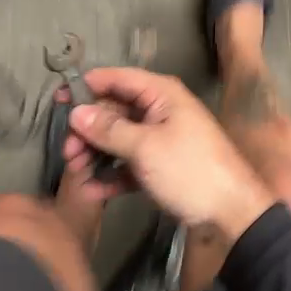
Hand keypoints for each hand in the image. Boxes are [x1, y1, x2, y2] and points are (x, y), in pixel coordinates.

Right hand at [63, 68, 274, 242]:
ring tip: (75, 171)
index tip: (59, 99)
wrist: (231, 212)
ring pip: (118, 139)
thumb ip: (110, 129)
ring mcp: (159, 139)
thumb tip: (78, 112)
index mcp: (160, 93)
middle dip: (88, 129)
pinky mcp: (159, 166)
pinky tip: (92, 190)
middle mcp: (158, 110)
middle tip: (67, 150)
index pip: (117, 78)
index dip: (88, 85)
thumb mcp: (146, 146)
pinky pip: (128, 164)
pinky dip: (111, 175)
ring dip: (95, 153)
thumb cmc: (190, 168)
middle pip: (114, 111)